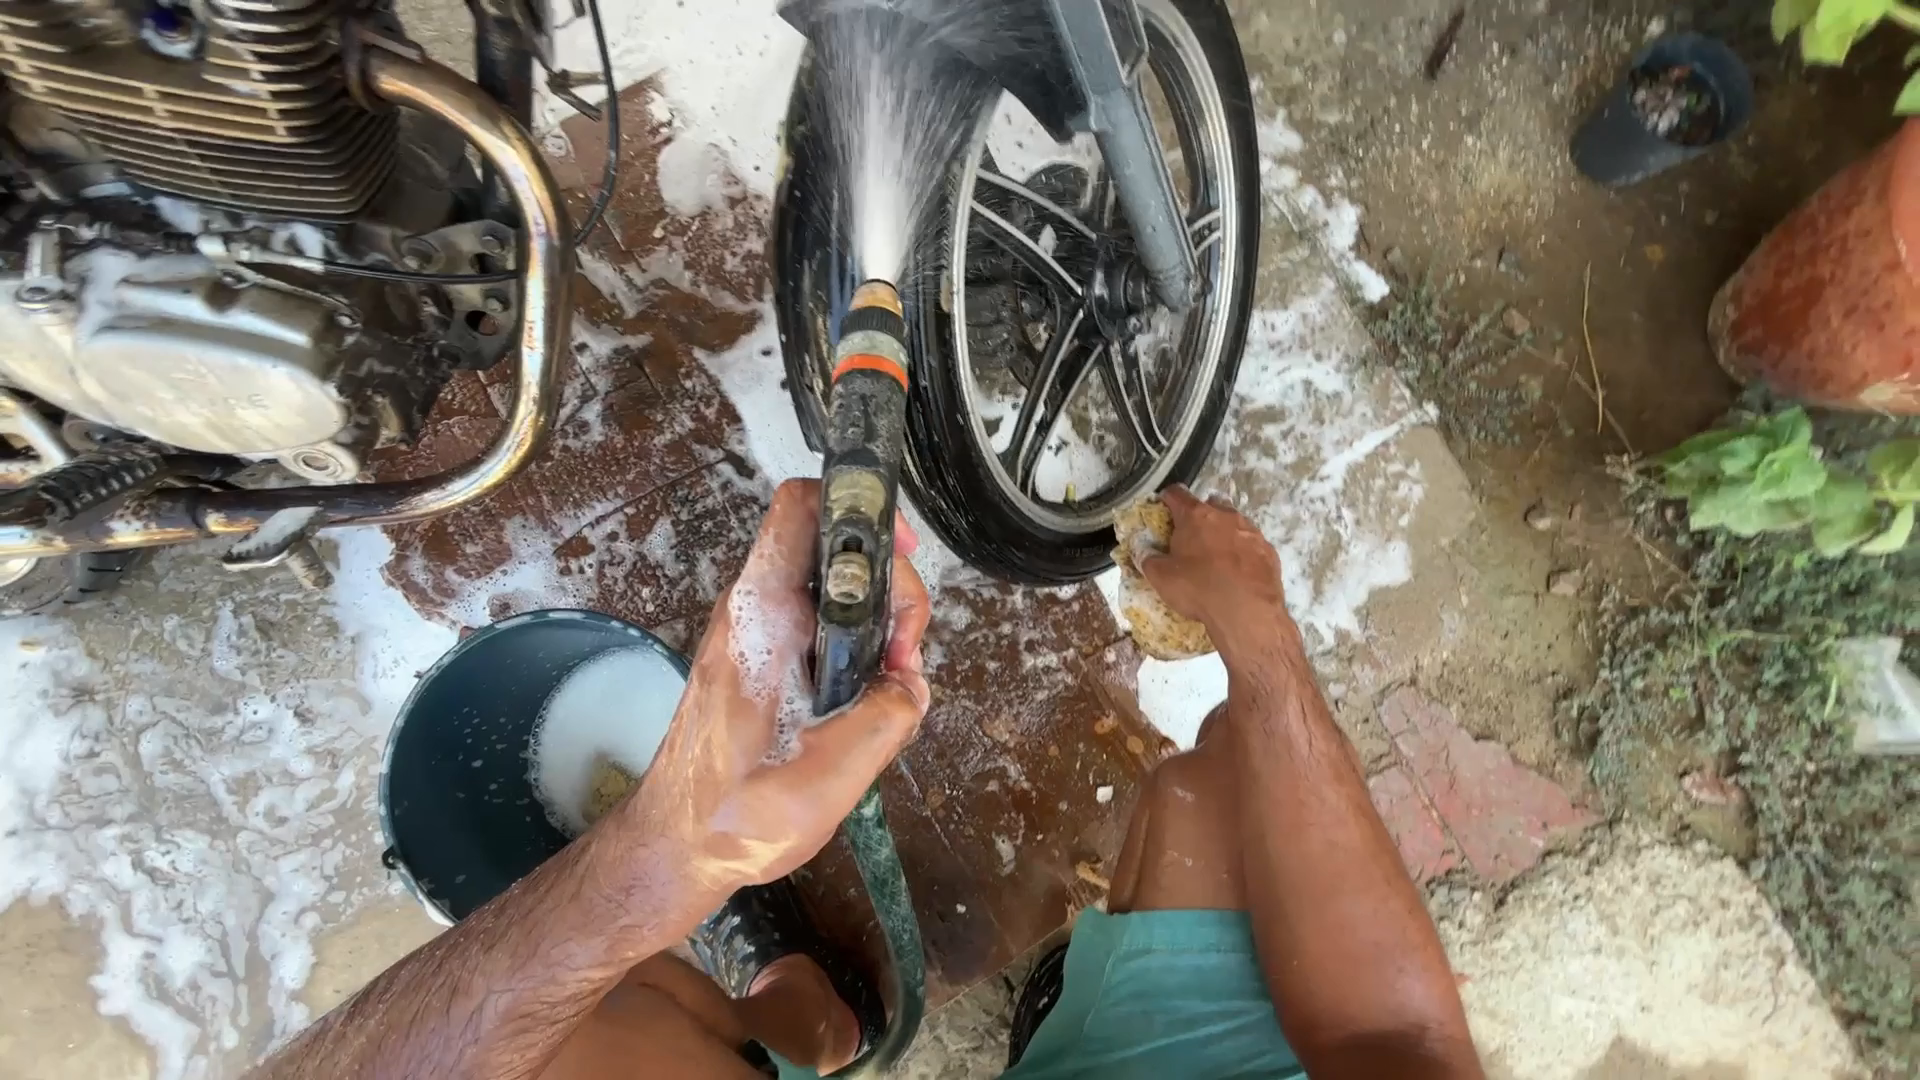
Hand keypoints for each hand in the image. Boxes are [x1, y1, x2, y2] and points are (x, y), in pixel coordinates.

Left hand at [624, 479, 931, 902]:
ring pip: (835, 588)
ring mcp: (757, 629)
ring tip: (890, 685)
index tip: (903, 553)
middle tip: (905, 656)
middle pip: (836, 548)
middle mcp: (756, 606)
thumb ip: (887, 715)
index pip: (802, 508)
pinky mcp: (762, 655)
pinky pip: (823, 622)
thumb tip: (909, 680)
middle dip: (890, 591)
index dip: (861, 506)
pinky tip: (865, 696)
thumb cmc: (736, 812)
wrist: (675, 844)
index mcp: (763, 613)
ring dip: (878, 623)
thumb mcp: (829, 776)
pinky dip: (857, 645)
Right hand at [1136, 485, 1297, 662]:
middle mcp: (1225, 516)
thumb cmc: (1198, 588)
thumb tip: (1143, 551)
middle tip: (1190, 538)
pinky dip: (1242, 552)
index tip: (1162, 510)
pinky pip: (1251, 544)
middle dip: (1199, 516)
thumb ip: (1148, 559)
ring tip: (1215, 558)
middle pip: (1209, 504)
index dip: (1166, 499)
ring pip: (1234, 523)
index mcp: (1195, 516)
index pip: (1176, 493)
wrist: (1247, 612)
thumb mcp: (1160, 577)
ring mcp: (1251, 532)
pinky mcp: (1269, 551)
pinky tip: (1237, 572)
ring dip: (1223, 533)